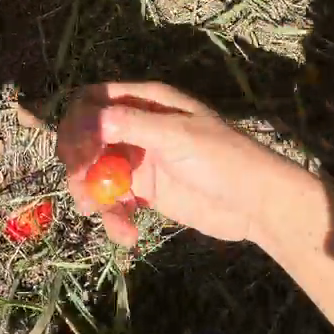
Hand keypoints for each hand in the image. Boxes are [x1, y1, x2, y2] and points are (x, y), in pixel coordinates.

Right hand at [56, 81, 314, 247]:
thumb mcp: (175, 135)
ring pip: (96, 171)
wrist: (257, 203)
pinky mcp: (145, 191)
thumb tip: (86, 118)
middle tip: (81, 189)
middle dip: (79, 163)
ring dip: (93, 195)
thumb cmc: (221, 157)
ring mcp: (139, 158)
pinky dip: (113, 217)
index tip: (78, 153)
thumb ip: (130, 124)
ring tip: (105, 217)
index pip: (93, 100)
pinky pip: (114, 200)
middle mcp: (136, 125)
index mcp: (144, 100)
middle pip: (87, 137)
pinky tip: (127, 234)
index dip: (77, 123)